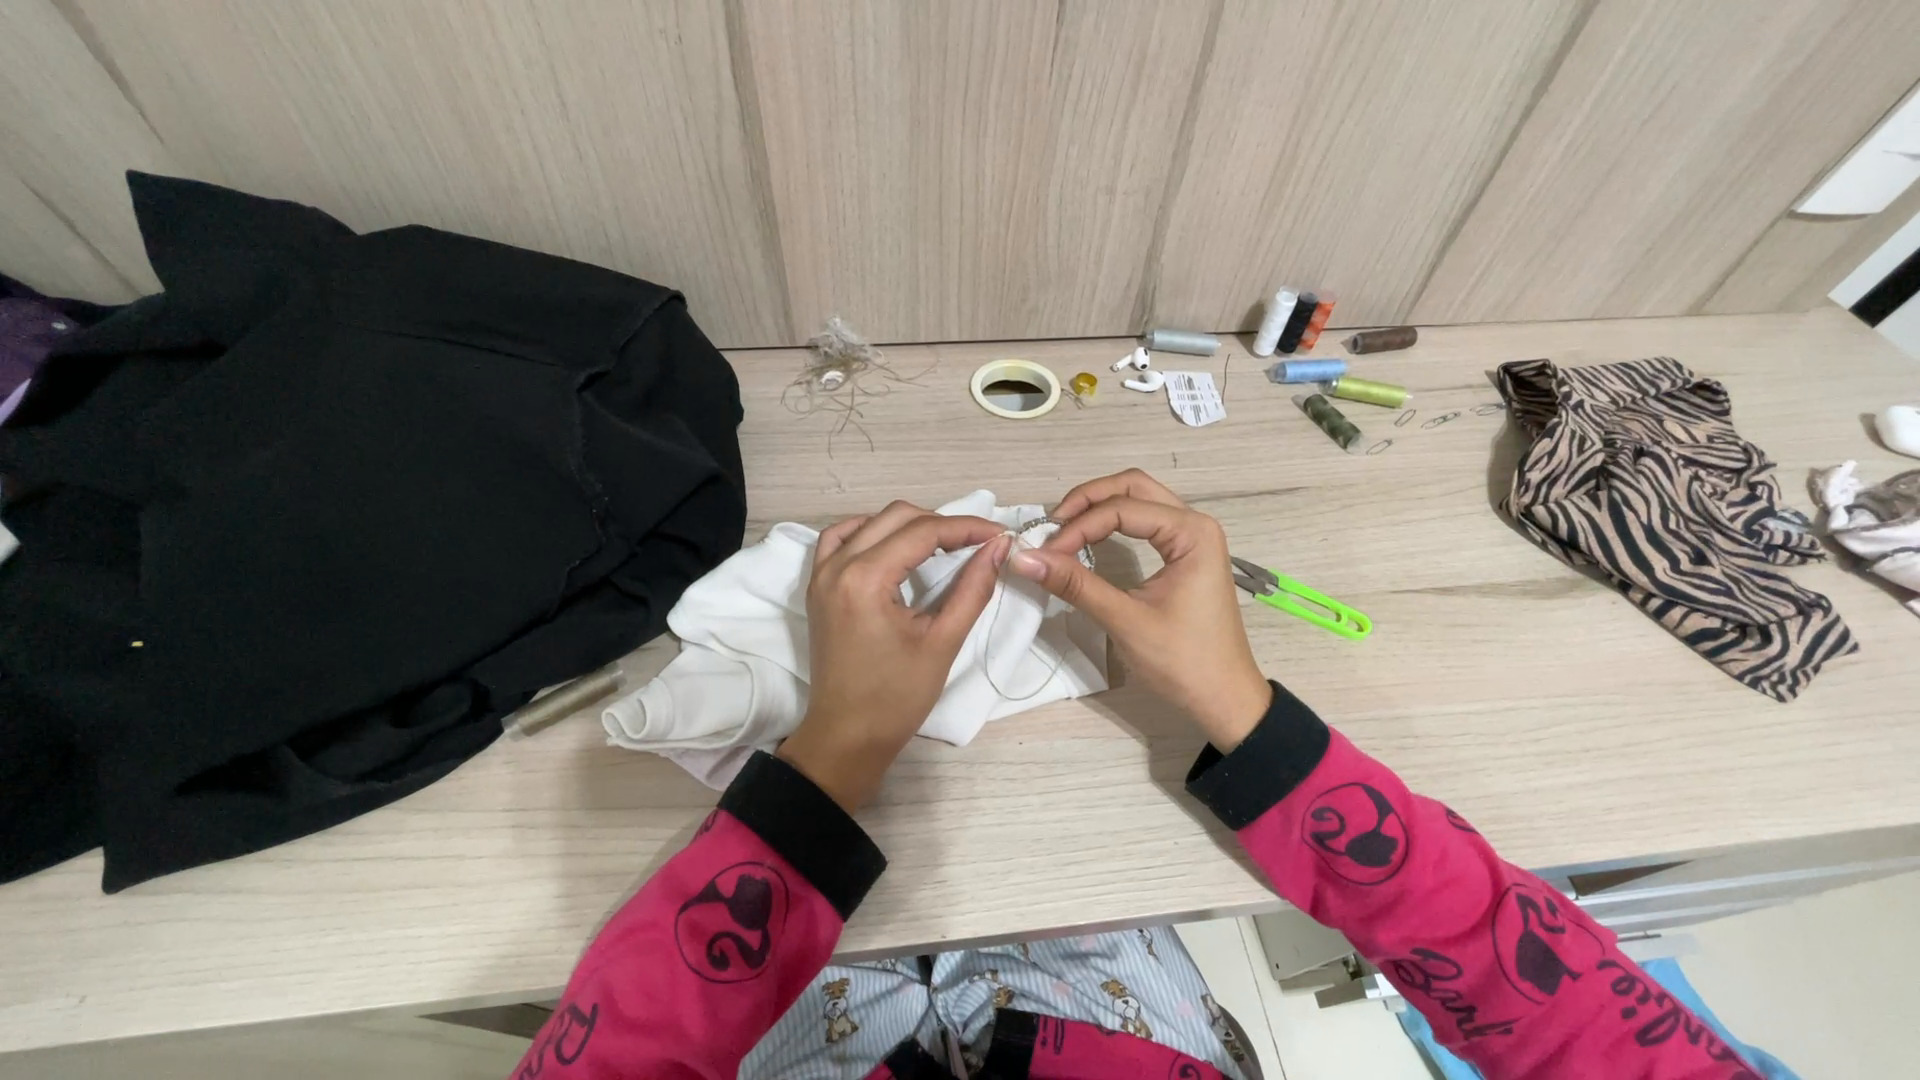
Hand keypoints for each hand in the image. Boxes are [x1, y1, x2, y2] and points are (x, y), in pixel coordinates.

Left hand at [778, 501, 1011, 810]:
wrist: (846, 737)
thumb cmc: (896, 698)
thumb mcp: (942, 642)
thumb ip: (973, 589)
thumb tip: (998, 548)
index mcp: (865, 579)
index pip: (922, 532)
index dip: (966, 528)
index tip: (999, 534)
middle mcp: (837, 566)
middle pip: (896, 517)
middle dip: (941, 524)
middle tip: (978, 543)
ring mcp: (821, 575)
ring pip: (869, 522)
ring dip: (907, 524)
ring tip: (942, 545)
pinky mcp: (818, 588)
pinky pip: (839, 539)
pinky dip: (869, 532)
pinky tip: (894, 545)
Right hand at [1008, 469, 1270, 750]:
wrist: (1224, 698)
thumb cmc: (1184, 661)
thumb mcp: (1125, 621)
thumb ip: (1076, 584)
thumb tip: (1024, 559)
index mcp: (1192, 533)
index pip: (1122, 508)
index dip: (1079, 526)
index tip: (1046, 554)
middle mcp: (1194, 523)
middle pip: (1131, 487)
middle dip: (1087, 501)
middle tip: (1051, 528)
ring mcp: (1190, 537)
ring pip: (1137, 500)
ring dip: (1097, 509)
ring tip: (1063, 534)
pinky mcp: (1182, 554)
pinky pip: (1142, 522)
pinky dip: (1111, 524)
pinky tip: (1087, 542)